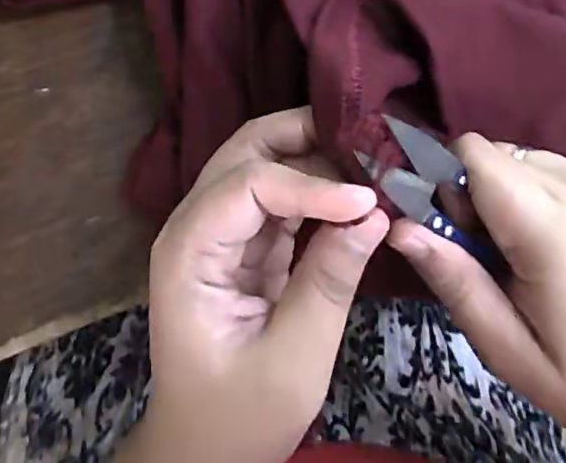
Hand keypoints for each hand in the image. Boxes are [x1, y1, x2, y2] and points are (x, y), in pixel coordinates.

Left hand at [118, 109, 389, 462]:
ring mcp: (221, 227)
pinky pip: (284, 195)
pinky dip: (321, 187)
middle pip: (249, 149)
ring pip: (267, 161)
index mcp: (189, 248)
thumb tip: (376, 215)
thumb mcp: (292, 362)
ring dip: (317, 155)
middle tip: (366, 143)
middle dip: (306, 135)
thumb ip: (329, 282)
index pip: (249, 184)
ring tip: (370, 162)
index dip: (311, 183)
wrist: (202, 452)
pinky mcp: (247, 239)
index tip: (368, 200)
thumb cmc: (237, 418)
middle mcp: (198, 222)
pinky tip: (357, 192)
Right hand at [388, 135, 565, 462]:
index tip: (454, 232)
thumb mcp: (505, 346)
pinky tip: (543, 241)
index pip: (474, 152)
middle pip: (491, 151)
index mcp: (551, 225)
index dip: (448, 181)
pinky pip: (544, 164)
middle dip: (470, 188)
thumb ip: (452, 278)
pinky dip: (526, 188)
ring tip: (515, 249)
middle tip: (483, 250)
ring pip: (515, 154)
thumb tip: (396, 226)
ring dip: (498, 188)